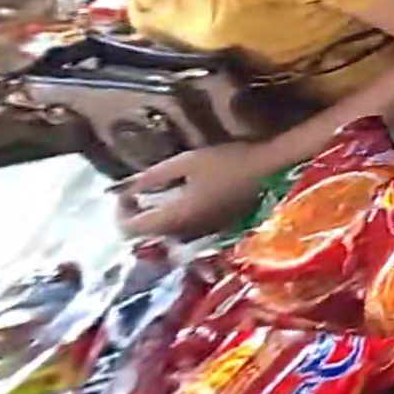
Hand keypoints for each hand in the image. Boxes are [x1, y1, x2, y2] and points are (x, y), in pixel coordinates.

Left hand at [113, 141, 274, 238]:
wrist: (274, 165)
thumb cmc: (230, 160)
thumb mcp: (188, 162)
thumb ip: (152, 176)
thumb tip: (121, 187)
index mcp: (173, 217)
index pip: (129, 227)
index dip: (120, 211)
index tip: (127, 191)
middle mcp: (186, 230)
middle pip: (147, 232)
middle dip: (140, 213)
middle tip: (144, 192)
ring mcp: (205, 229)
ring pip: (169, 230)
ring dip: (160, 215)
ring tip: (166, 194)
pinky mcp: (221, 223)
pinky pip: (189, 226)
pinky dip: (180, 216)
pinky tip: (191, 197)